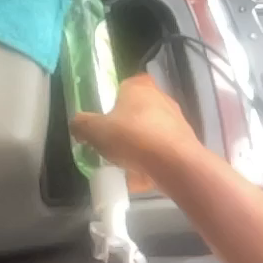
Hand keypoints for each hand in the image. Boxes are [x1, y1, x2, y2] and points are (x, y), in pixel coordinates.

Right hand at [71, 74, 202, 182]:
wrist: (174, 163)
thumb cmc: (132, 137)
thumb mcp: (96, 131)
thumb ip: (82, 125)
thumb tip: (76, 124)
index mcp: (138, 86)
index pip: (126, 85)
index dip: (115, 100)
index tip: (106, 118)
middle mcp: (160, 97)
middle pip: (138, 110)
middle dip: (126, 126)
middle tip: (112, 144)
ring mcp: (176, 119)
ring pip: (151, 131)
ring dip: (139, 147)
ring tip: (125, 166)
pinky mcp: (185, 142)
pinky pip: (162, 151)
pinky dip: (152, 162)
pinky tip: (140, 178)